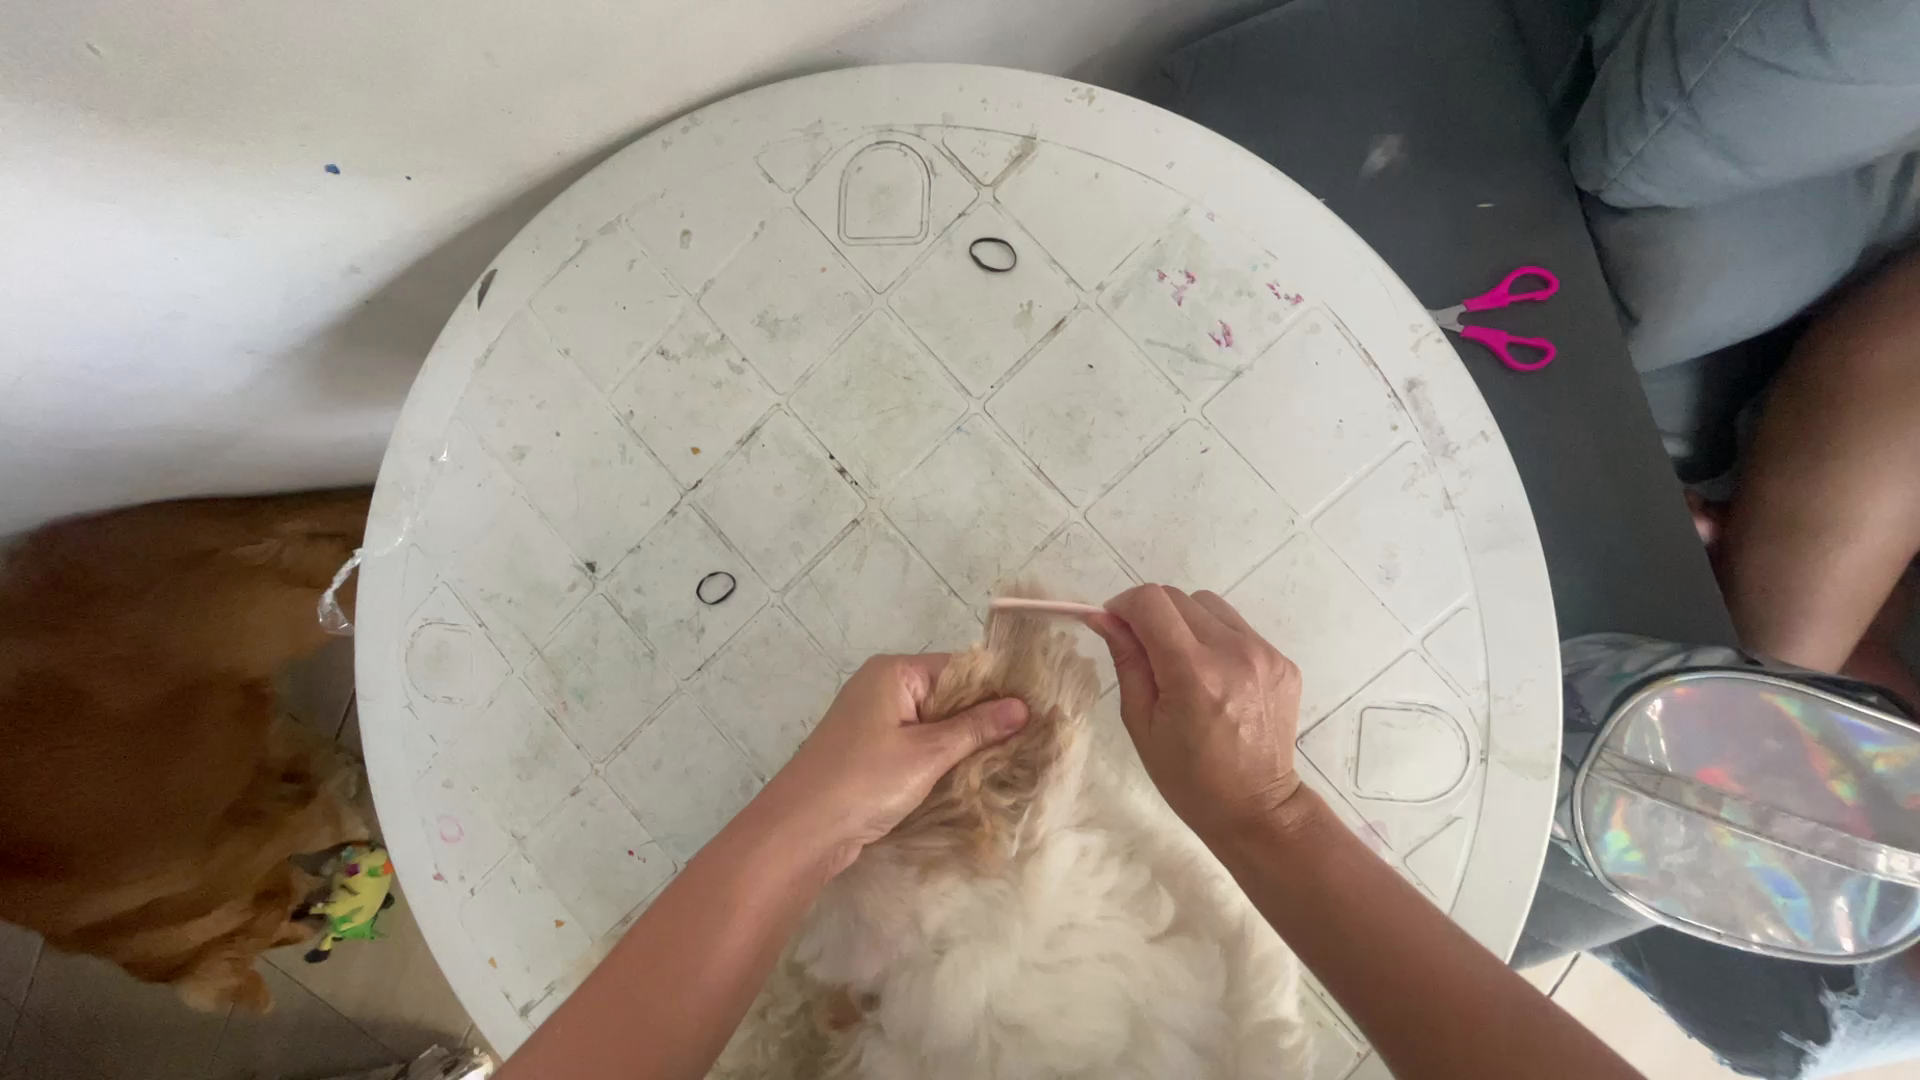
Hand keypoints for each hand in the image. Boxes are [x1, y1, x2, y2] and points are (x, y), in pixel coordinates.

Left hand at [754, 653, 1027, 878]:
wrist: (800, 831)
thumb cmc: (864, 781)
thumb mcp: (927, 753)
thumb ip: (976, 728)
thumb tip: (1023, 707)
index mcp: (894, 671)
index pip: (960, 668)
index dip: (998, 688)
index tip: (1038, 709)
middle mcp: (884, 686)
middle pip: (948, 694)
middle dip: (985, 717)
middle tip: (1034, 736)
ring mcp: (876, 719)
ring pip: (935, 722)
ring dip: (965, 740)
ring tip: (1014, 756)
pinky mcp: (873, 750)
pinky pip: (918, 743)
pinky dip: (942, 756)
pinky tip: (975, 773)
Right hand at [1088, 585, 1304, 843]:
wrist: (1256, 809)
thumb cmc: (1187, 777)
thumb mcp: (1140, 722)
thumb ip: (1126, 660)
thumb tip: (1104, 617)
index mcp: (1193, 673)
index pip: (1150, 602)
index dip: (1123, 605)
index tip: (1115, 626)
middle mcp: (1234, 653)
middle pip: (1177, 597)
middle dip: (1151, 615)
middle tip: (1144, 650)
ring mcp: (1265, 654)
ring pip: (1209, 605)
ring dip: (1184, 622)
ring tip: (1182, 663)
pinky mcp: (1283, 661)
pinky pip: (1237, 627)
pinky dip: (1215, 639)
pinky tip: (1214, 677)